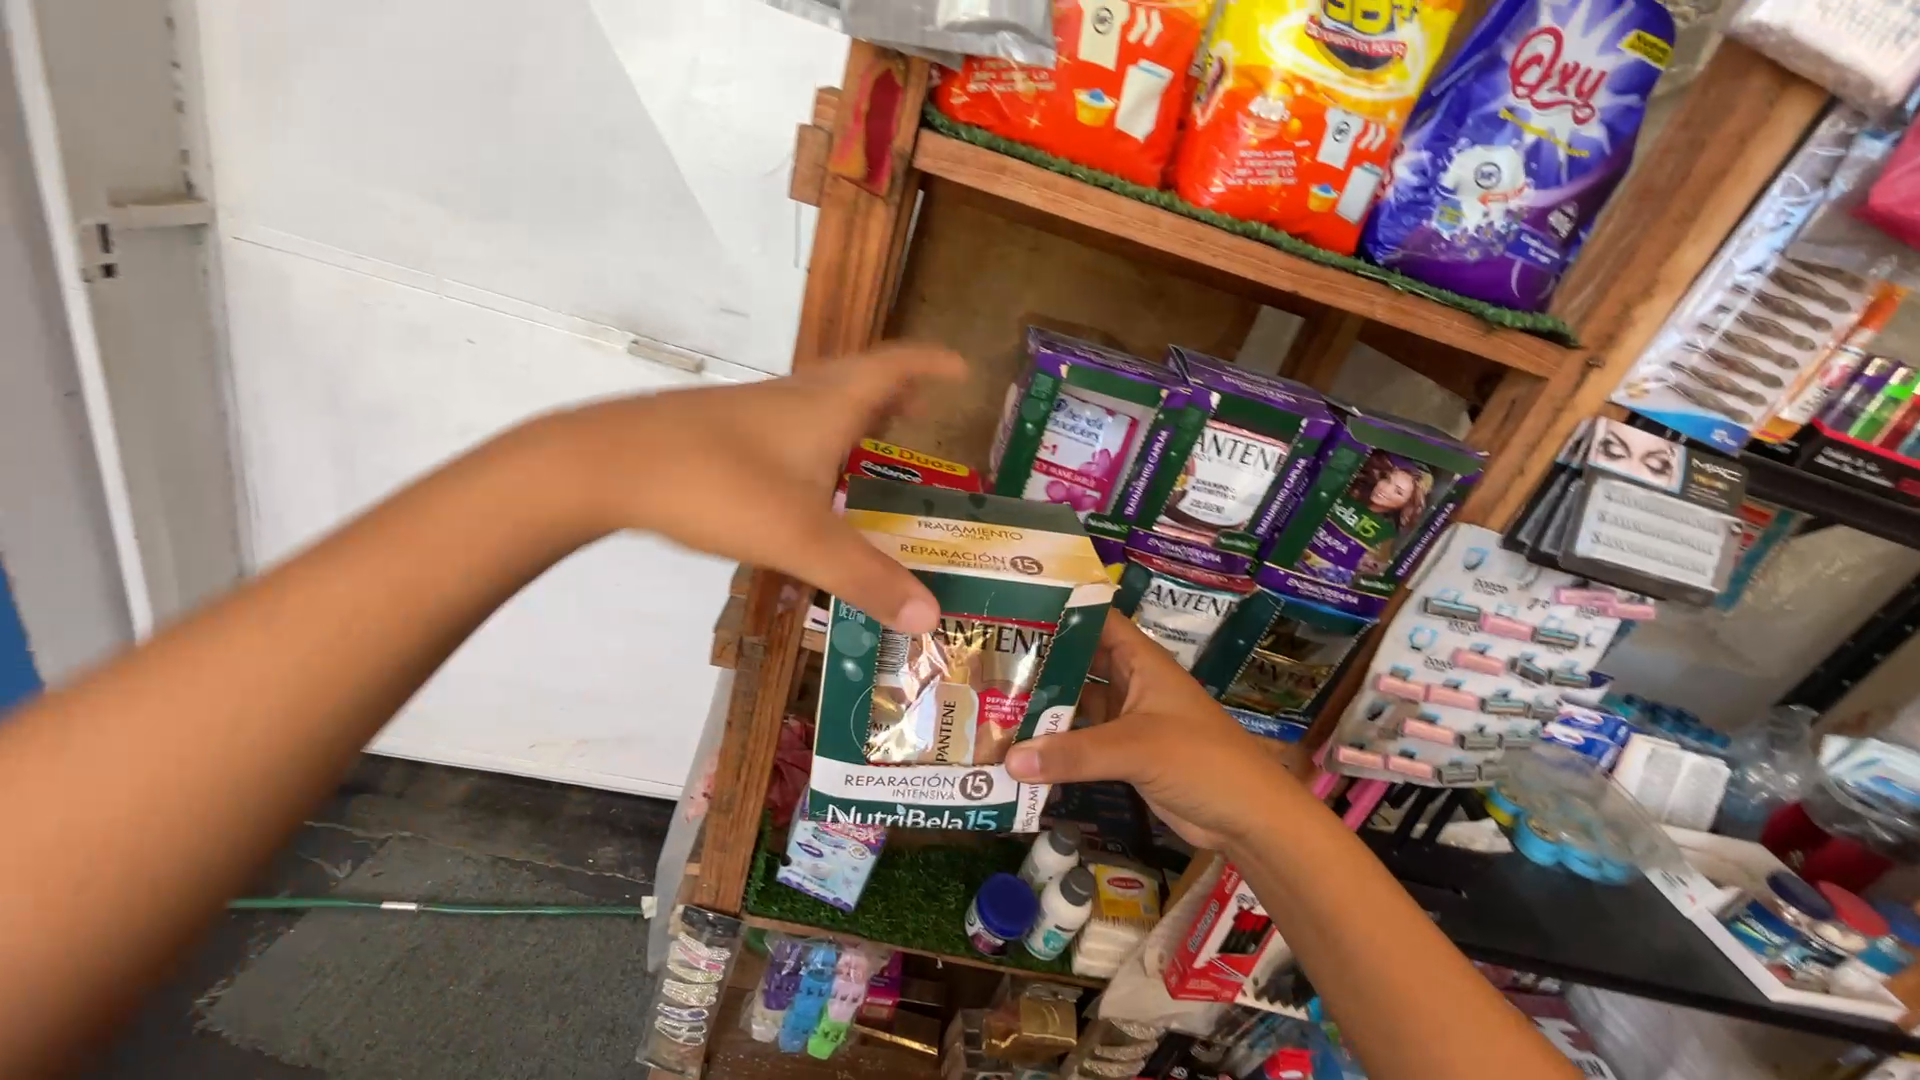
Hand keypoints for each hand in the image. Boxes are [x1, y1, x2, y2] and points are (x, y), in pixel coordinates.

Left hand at [528, 343, 966, 633]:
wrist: (606, 464)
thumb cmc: (717, 485)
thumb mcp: (800, 539)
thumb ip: (865, 579)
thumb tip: (931, 618)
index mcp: (828, 405)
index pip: (894, 367)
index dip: (931, 364)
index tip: (961, 367)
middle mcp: (795, 397)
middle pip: (858, 379)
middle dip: (897, 391)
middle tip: (924, 410)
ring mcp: (753, 411)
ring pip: (819, 401)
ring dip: (855, 413)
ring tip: (874, 442)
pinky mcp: (720, 431)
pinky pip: (789, 424)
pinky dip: (817, 436)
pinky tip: (803, 474)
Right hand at [1005, 612, 1299, 847]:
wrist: (1248, 818)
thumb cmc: (1202, 760)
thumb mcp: (1137, 748)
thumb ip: (1075, 754)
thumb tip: (1009, 761)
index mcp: (1141, 661)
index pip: (1097, 619)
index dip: (1061, 608)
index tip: (1013, 607)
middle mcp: (1131, 682)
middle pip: (1079, 660)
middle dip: (1040, 660)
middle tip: (986, 659)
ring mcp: (1127, 719)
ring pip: (1077, 702)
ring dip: (1043, 704)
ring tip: (990, 700)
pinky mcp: (1123, 754)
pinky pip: (1081, 739)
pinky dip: (1055, 743)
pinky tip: (1019, 746)